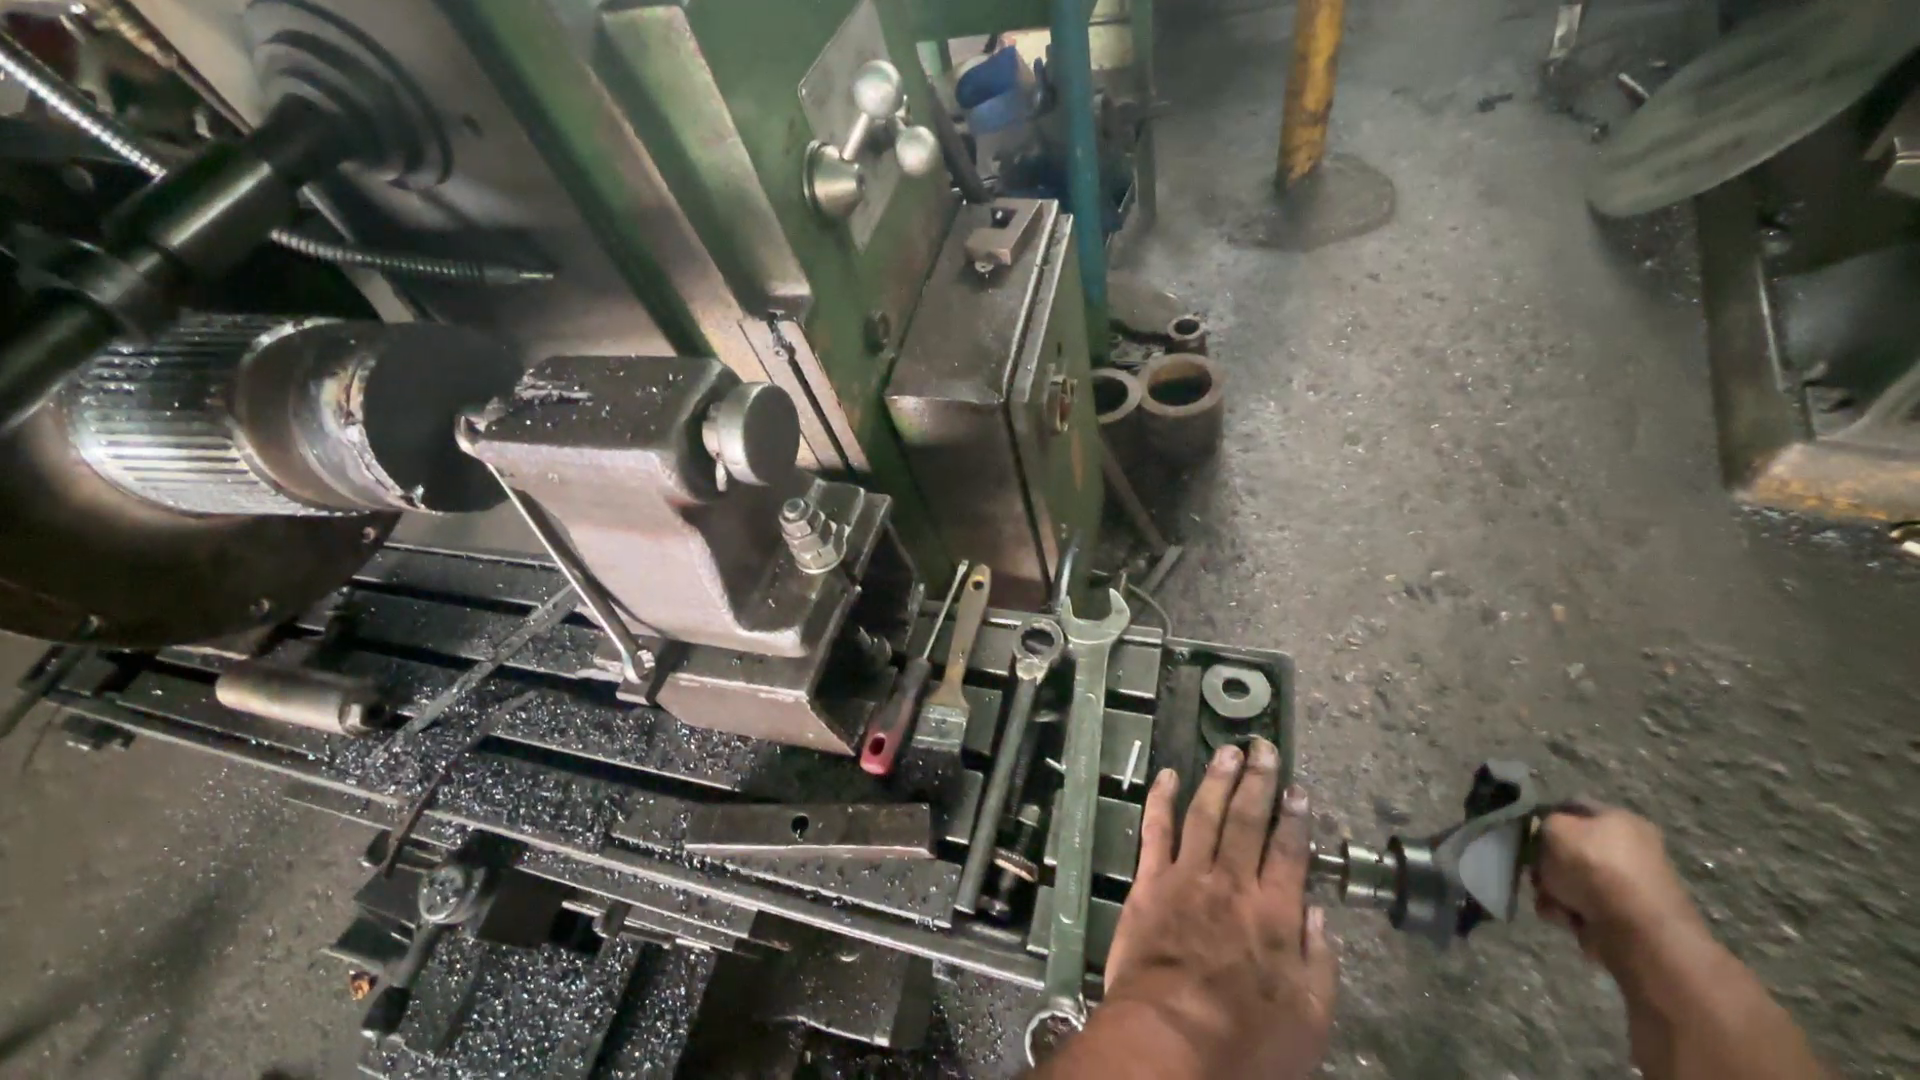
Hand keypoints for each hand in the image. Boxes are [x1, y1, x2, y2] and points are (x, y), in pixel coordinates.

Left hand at [1099, 739, 1336, 1079]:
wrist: (1169, 1039)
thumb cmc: (1245, 1041)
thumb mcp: (1310, 1018)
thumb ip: (1318, 960)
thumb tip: (1317, 913)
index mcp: (1274, 912)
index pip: (1290, 850)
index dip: (1296, 817)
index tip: (1298, 789)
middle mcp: (1232, 883)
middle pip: (1248, 819)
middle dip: (1258, 780)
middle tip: (1263, 748)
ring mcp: (1186, 877)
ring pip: (1205, 815)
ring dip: (1217, 780)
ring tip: (1228, 751)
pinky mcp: (1148, 883)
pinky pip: (1155, 831)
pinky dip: (1161, 801)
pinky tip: (1167, 777)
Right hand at [1533, 801, 1705, 966]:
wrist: (1635, 929)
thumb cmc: (1593, 867)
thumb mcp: (1556, 828)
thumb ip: (1544, 822)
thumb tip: (1548, 835)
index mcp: (1621, 820)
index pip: (1574, 807)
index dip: (1545, 817)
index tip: (1527, 834)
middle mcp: (1629, 850)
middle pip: (1569, 848)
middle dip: (1545, 862)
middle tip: (1535, 871)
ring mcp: (1627, 886)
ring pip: (1570, 879)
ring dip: (1551, 889)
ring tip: (1550, 900)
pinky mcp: (1622, 916)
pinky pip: (1581, 906)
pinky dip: (1566, 911)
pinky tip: (1563, 916)